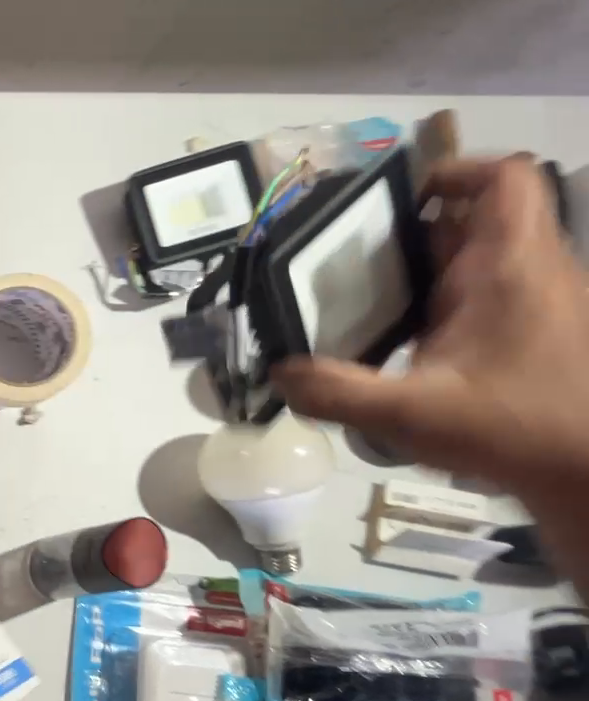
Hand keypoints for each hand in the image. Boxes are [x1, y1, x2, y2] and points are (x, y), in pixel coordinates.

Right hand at [274, 156, 588, 508]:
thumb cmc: (515, 427)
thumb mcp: (408, 414)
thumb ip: (333, 392)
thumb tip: (277, 373)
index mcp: (510, 270)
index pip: (503, 182)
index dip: (453, 170)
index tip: (391, 197)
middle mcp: (524, 275)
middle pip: (470, 220)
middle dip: (403, 229)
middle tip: (334, 257)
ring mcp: (525, 306)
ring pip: (466, 260)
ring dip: (408, 270)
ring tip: (345, 296)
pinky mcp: (520, 336)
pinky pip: (467, 297)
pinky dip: (423, 304)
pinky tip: (383, 338)